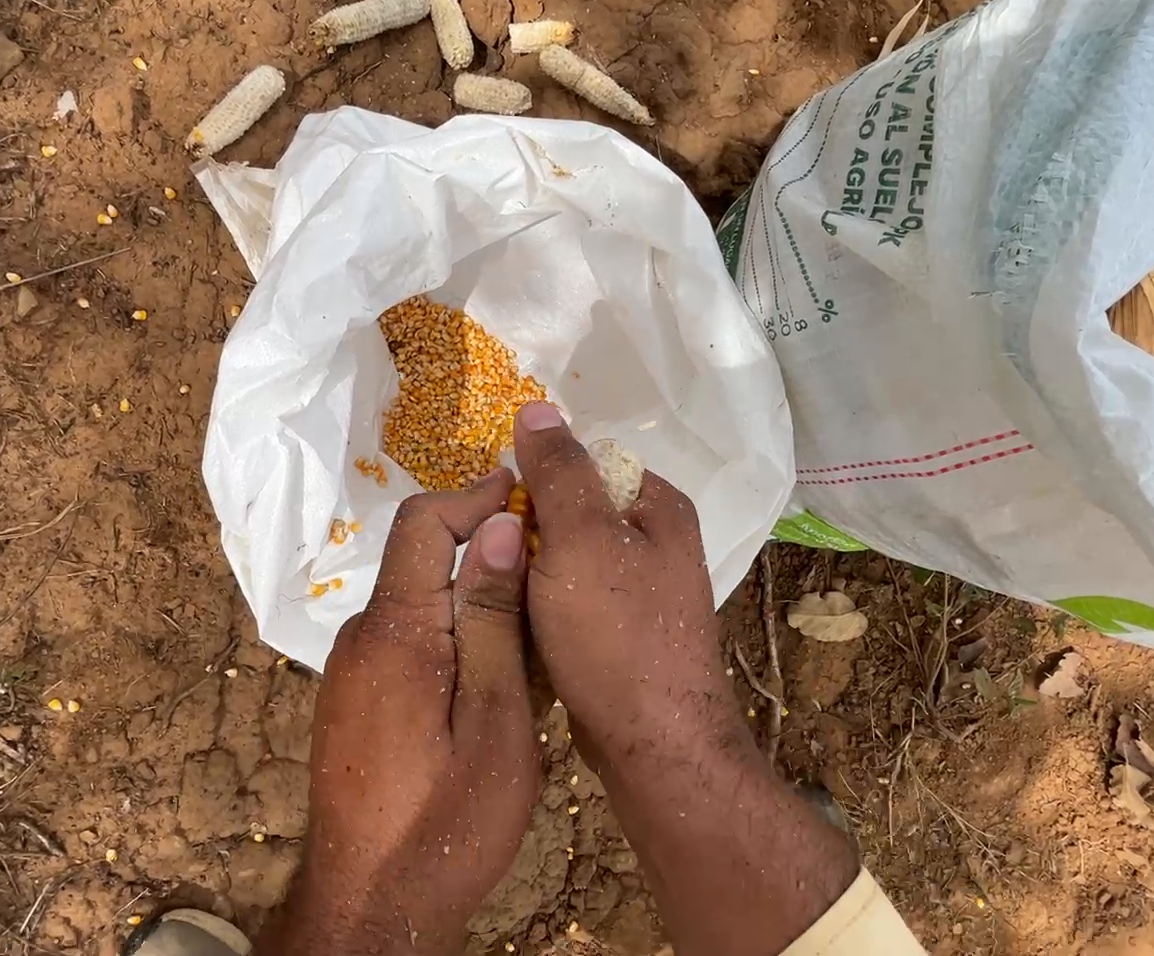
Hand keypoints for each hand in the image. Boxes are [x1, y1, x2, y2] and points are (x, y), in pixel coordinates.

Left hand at [257, 471, 536, 954]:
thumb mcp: (494, 720)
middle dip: (480, 544)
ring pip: (418, 599)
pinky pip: (407, 636)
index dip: (472, 494)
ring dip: (470, 592)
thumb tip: (498, 527)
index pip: (421, 522)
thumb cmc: (448, 822)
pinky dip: (451, 628)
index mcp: (396, 630)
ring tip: (532, 625)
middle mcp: (363, 635)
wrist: (369, 910)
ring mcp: (353, 667)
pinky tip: (492, 671)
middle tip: (545, 564)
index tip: (522, 487)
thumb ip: (494, 619)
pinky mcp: (356, 695)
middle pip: (419, 556)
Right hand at [510, 402, 741, 770]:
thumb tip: (536, 407)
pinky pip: (572, 597)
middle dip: (531, 529)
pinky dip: (545, 602)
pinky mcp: (624, 630)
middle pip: (575, 511)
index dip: (537, 479)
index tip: (500, 510)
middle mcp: (657, 541)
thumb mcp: (580, 539)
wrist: (654, 747)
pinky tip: (523, 622)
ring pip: (567, 558)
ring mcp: (642, 590)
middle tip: (496, 556)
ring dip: (532, 568)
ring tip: (505, 591)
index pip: (586, 463)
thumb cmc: (617, 635)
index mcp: (658, 506)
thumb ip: (557, 471)